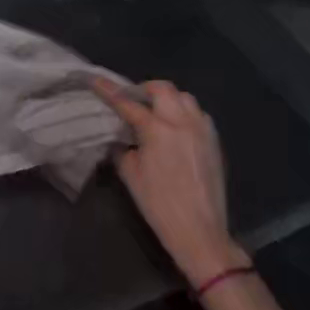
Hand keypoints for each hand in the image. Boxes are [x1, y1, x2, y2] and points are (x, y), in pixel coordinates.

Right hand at [92, 78, 248, 286]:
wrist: (199, 230)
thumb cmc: (157, 203)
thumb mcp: (129, 173)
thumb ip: (122, 147)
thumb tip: (120, 136)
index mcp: (156, 130)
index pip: (127, 102)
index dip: (108, 90)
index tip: (95, 80)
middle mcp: (181, 122)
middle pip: (162, 89)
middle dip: (143, 88)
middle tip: (130, 99)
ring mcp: (202, 130)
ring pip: (184, 97)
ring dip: (166, 98)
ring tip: (154, 111)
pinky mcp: (214, 141)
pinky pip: (198, 113)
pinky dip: (183, 112)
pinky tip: (174, 127)